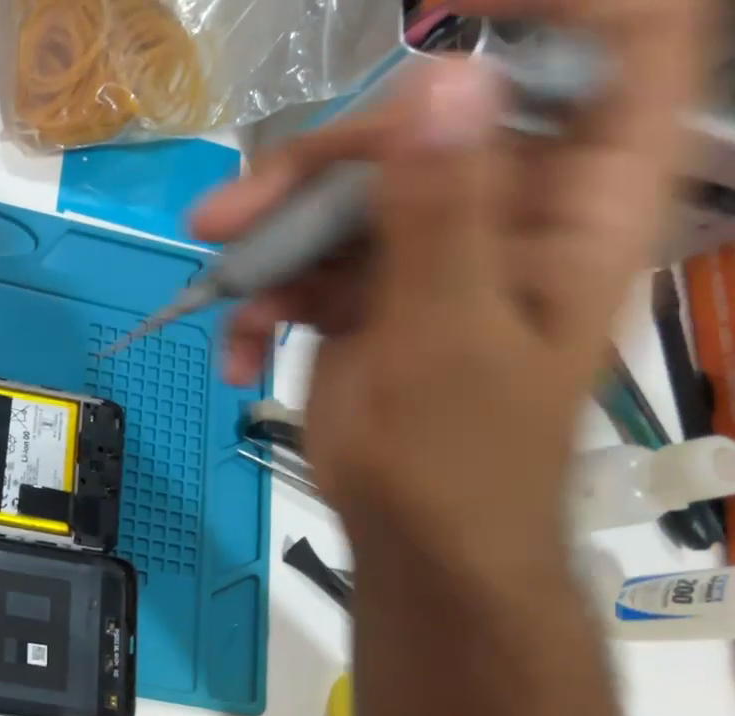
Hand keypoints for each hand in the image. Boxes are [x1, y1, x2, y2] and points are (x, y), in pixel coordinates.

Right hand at [191, 0, 705, 565]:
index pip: (614, 51)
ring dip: (267, 248)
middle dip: (313, 175)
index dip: (550, 5)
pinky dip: (262, 310)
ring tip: (222, 295)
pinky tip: (240, 359)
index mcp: (578, 203)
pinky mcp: (368, 296)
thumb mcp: (448, 335)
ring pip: (340, 205)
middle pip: (417, 136)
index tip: (439, 7)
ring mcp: (428, 255)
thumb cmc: (461, 455)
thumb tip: (443, 79)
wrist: (416, 540)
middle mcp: (505, 212)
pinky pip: (304, 272)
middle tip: (228, 218)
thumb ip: (442, 213)